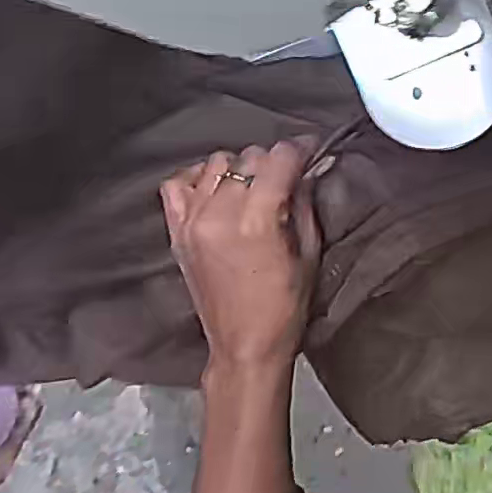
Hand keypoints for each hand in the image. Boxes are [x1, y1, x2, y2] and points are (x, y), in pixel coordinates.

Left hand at [160, 141, 321, 388]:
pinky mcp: (176, 232)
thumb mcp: (309, 252)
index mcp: (257, 220)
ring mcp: (191, 221)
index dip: (302, 148)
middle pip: (250, 157)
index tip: (315, 149)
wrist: (244, 344)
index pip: (279, 159)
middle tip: (291, 177)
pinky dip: (201, 179)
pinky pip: (179, 183)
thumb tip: (311, 169)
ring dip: (242, 168)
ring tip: (256, 187)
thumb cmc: (286, 304)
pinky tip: (219, 190)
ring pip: (218, 164)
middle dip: (275, 161)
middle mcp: (219, 213)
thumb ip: (305, 204)